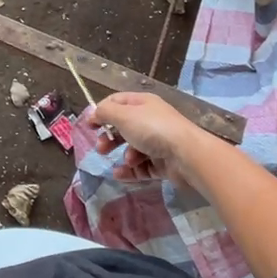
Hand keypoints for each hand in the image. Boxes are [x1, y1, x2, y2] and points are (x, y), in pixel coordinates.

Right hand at [80, 92, 211, 184]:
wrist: (187, 156)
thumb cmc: (152, 129)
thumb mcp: (122, 115)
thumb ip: (104, 113)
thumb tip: (94, 114)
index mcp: (142, 103)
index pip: (116, 102)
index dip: (101, 112)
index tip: (89, 126)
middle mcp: (150, 120)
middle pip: (123, 127)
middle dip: (109, 137)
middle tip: (100, 148)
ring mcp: (158, 143)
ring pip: (132, 148)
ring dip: (123, 154)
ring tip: (126, 161)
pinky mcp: (163, 163)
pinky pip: (142, 166)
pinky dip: (130, 170)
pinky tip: (120, 174)